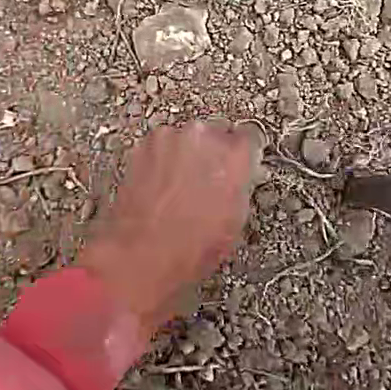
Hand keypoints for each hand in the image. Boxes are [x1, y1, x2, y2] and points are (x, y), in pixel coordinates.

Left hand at [78, 121, 259, 332]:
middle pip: (216, 134)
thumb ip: (241, 186)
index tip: (236, 164)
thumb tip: (238, 179)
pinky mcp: (145, 145)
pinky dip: (161, 160)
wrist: (142, 255)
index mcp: (235, 155)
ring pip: (186, 139)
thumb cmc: (189, 245)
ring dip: (185, 155)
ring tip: (179, 188)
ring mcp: (173, 138)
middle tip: (206, 182)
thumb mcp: (235, 220)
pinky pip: (161, 146)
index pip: (248, 138)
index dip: (240, 155)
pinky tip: (160, 187)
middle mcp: (206, 138)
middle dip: (211, 154)